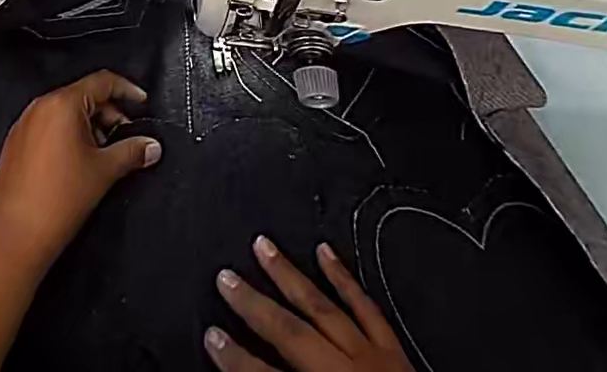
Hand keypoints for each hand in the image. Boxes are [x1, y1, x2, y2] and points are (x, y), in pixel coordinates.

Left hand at [0, 70, 162, 265]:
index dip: (126, 89)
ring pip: (67, 112)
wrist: (11, 235)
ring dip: (90, 127)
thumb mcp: (104, 171)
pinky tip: (80, 162)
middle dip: (109, 114)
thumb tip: (153, 146)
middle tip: (126, 138)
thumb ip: (132, 151)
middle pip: (85, 96)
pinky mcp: (16, 142)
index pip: (102, 81)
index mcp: (63, 103)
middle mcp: (41, 105)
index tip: (142, 102)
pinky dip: (70, 135)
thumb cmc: (60, 198)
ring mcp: (25, 123)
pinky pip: (50, 126)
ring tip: (104, 155)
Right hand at [205, 237, 413, 371]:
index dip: (236, 359)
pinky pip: (366, 308)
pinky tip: (325, 251)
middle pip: (291, 334)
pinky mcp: (395, 354)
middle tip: (225, 277)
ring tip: (264, 245)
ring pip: (323, 308)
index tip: (211, 335)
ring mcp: (374, 360)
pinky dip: (343, 278)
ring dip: (289, 275)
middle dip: (254, 305)